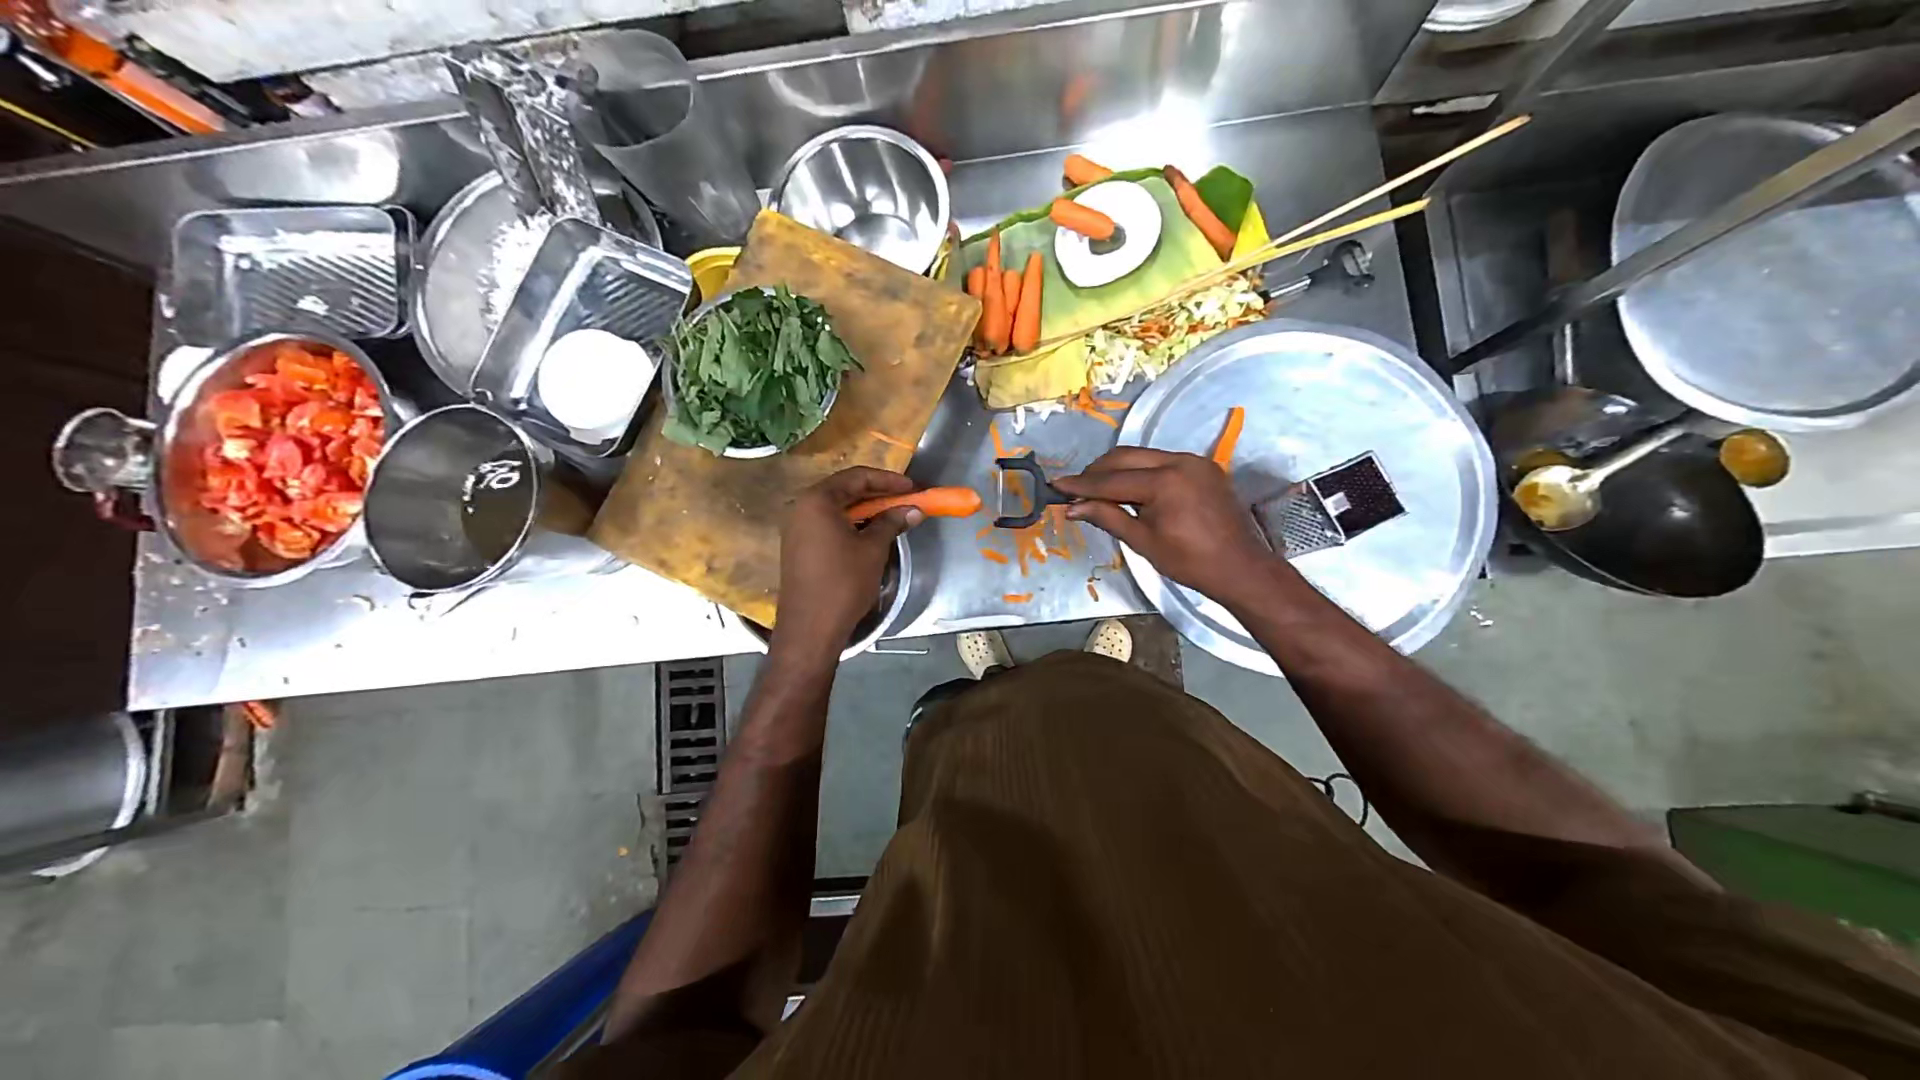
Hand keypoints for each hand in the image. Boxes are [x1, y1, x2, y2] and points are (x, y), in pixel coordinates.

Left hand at [773, 467, 922, 658]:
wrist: (811, 627)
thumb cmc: (843, 582)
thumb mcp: (873, 549)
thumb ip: (892, 522)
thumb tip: (914, 509)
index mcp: (817, 500)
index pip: (856, 477)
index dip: (888, 480)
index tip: (913, 488)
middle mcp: (801, 508)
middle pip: (844, 490)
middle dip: (878, 493)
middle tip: (906, 499)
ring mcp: (797, 528)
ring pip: (837, 508)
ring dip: (866, 510)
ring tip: (894, 516)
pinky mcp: (798, 546)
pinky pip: (828, 524)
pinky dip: (852, 524)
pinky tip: (872, 533)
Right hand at [1056, 447, 1286, 607]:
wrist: (1240, 567)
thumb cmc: (1190, 562)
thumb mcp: (1143, 541)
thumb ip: (1107, 517)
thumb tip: (1073, 508)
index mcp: (1165, 482)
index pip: (1112, 480)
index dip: (1081, 484)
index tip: (1057, 485)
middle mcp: (1180, 462)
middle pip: (1125, 457)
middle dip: (1097, 471)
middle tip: (1076, 489)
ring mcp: (1194, 461)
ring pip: (1143, 456)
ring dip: (1118, 470)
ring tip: (1099, 490)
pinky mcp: (1203, 467)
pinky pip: (1162, 461)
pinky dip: (1141, 471)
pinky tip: (1130, 489)